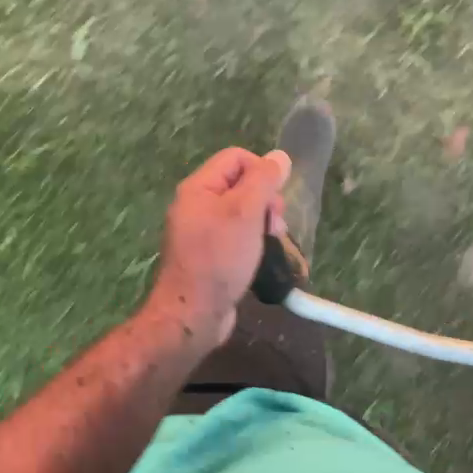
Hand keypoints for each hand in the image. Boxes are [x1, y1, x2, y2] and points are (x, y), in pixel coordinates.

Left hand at [144, 147, 288, 348]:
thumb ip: (263, 180)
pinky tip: (262, 255)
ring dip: (262, 221)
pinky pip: (235, 234)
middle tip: (275, 224)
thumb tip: (280, 157)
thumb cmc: (219, 258)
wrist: (192, 315)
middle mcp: (196, 204)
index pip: (236, 157)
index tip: (274, 199)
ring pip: (241, 211)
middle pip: (240, 183)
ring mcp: (200, 231)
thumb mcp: (245, 212)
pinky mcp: (208, 255)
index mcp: (199, 187)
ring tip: (273, 241)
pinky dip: (252, 240)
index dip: (262, 170)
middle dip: (264, 198)